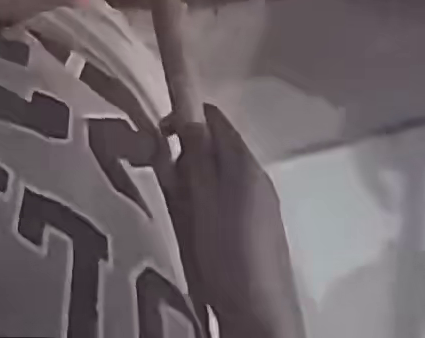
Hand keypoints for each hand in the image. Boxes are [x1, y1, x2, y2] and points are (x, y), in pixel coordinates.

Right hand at [175, 105, 305, 337]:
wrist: (261, 321)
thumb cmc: (226, 252)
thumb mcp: (200, 197)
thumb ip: (194, 152)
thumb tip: (185, 108)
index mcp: (244, 162)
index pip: (213, 116)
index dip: (184, 118)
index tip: (160, 140)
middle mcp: (258, 175)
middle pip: (217, 144)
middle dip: (188, 154)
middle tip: (169, 181)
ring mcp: (264, 203)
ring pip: (221, 171)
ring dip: (197, 179)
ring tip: (181, 208)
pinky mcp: (263, 228)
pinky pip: (230, 196)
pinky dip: (210, 200)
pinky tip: (200, 229)